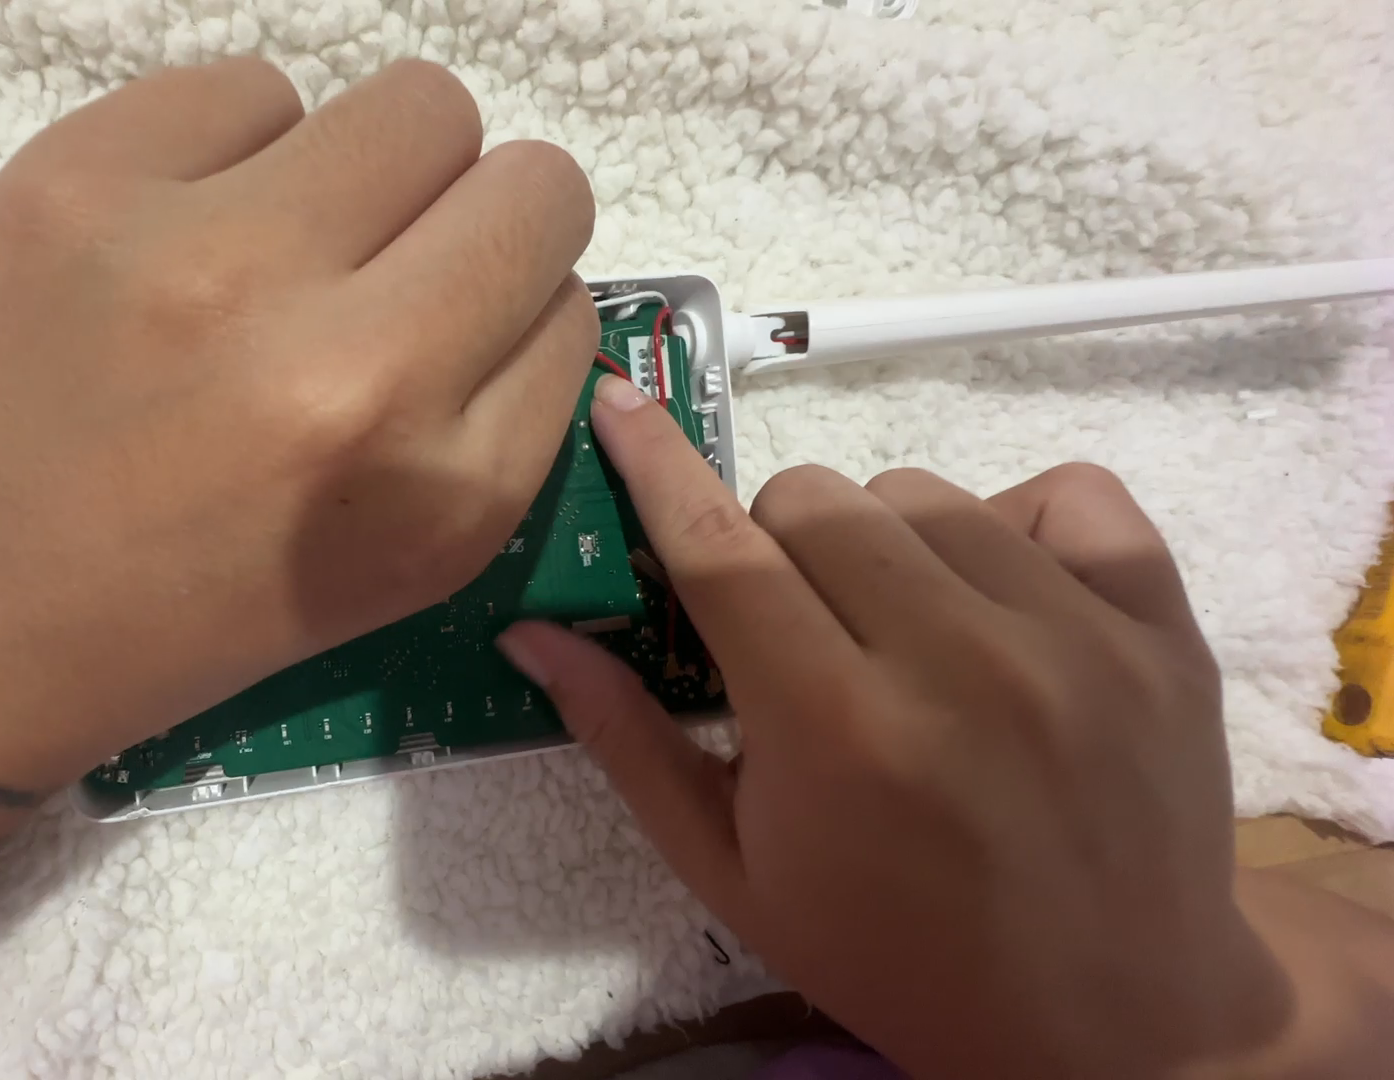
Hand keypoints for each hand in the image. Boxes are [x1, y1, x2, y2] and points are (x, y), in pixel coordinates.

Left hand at [0, 58, 595, 784]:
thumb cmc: (207, 616)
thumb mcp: (406, 563)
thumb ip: (507, 418)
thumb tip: (529, 274)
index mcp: (435, 484)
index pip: (570, 303)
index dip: (525, 308)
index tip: (464, 332)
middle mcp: (345, 364)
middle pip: (526, 178)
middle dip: (490, 221)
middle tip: (398, 277)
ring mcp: (204, 254)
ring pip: (412, 106)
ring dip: (381, 179)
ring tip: (292, 259)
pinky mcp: (76, 179)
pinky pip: (249, 88)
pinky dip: (248, 155)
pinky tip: (190, 239)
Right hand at [497, 376, 1290, 1077]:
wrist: (1121, 1032)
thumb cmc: (881, 945)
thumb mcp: (720, 862)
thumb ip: (622, 735)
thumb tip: (529, 635)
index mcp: (832, 728)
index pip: (719, 553)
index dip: (656, 468)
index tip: (618, 403)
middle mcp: (957, 665)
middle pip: (814, 499)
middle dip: (768, 539)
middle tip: (784, 617)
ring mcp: (1077, 639)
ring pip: (919, 492)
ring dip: (871, 539)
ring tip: (886, 623)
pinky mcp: (1165, 631)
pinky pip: (1064, 492)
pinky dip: (1006, 520)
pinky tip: (992, 595)